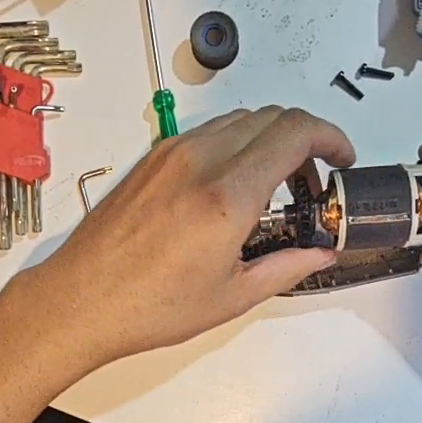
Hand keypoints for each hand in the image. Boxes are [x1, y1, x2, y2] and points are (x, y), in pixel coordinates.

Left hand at [0, 107, 353, 375]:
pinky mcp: (152, 159)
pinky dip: (236, 144)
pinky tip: (234, 186)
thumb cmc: (148, 306)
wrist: (80, 302)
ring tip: (275, 187)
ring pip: (239, 119)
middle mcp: (199, 161)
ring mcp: (171, 154)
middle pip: (272, 116)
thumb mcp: (232, 296)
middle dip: (306, 140)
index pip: (295, 132)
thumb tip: (321, 254)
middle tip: (312, 182)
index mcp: (227, 195)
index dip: (331, 137)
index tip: (341, 158)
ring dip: (270, 139)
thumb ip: (287, 266)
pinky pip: (208, 132)